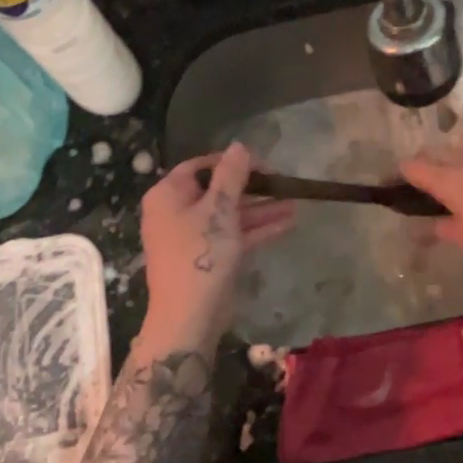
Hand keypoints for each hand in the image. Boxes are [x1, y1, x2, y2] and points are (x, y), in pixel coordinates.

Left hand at [138, 143, 294, 350]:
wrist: (188, 316)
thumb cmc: (199, 257)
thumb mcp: (218, 212)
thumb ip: (231, 177)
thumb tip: (240, 146)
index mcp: (168, 195)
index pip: (202, 166)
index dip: (233, 162)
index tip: (264, 164)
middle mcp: (176, 212)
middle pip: (218, 192)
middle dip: (253, 189)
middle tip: (283, 184)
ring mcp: (192, 238)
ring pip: (229, 216)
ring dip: (260, 210)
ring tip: (295, 204)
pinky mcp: (207, 259)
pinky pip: (232, 237)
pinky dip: (256, 231)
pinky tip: (287, 224)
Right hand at [402, 151, 462, 274]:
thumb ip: (441, 229)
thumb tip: (424, 226)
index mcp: (444, 177)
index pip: (410, 166)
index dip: (397, 177)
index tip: (393, 190)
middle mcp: (460, 158)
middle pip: (430, 154)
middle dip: (420, 168)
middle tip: (420, 192)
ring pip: (454, 150)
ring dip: (444, 162)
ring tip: (448, 185)